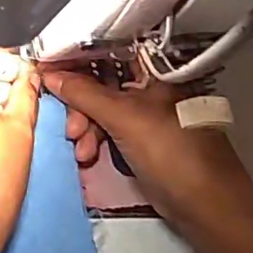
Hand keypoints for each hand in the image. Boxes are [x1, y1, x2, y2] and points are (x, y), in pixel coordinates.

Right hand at [43, 70, 252, 246]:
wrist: (205, 204)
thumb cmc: (171, 151)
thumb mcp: (124, 118)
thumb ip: (84, 93)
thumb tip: (49, 73)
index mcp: (153, 68)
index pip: (107, 48)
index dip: (76, 56)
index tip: (47, 67)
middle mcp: (148, 84)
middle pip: (99, 79)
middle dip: (78, 102)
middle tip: (70, 126)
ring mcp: (144, 111)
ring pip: (100, 106)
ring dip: (84, 125)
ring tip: (81, 149)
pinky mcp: (139, 136)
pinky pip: (106, 127)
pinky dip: (94, 140)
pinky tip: (88, 156)